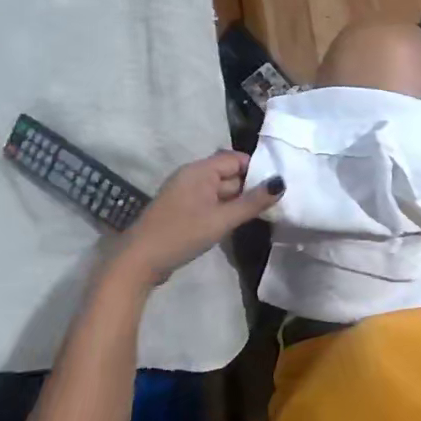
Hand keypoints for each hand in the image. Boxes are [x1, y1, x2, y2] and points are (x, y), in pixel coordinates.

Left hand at [112, 150, 282, 285]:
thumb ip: (252, 202)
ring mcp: (186, 194)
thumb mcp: (222, 219)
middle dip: (250, 187)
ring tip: (262, 214)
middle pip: (229, 174)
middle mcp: (192, 176)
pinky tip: (237, 223)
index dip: (257, 169)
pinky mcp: (183, 210)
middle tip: (277, 203)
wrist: (139, 261)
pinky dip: (225, 209)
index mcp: (199, 170)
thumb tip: (281, 182)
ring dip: (239, 201)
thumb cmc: (182, 235)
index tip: (278, 186)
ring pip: (220, 190)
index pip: (236, 159)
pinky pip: (210, 202)